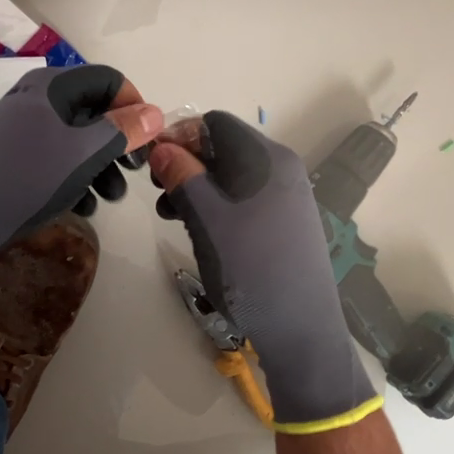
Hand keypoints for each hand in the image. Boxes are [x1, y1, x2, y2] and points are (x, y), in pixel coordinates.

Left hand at [0, 65, 162, 296]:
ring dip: (99, 165)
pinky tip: (82, 205)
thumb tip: (155, 112)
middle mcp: (36, 98)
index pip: (109, 80)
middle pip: (93, 110)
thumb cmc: (27, 180)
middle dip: (118, 143)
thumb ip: (122, 131)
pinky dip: (74, 175)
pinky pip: (54, 156)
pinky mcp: (12, 154)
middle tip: (134, 173)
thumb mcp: (83, 155)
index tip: (147, 142)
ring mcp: (21, 127)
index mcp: (51, 86)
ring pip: (76, 138)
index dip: (134, 107)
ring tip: (110, 198)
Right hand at [149, 111, 379, 431]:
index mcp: (268, 159)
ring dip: (196, 186)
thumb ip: (183, 176)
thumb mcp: (208, 220)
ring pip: (229, 175)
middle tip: (158, 192)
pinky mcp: (283, 223)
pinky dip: (215, 204)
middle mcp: (281, 170)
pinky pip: (242, 197)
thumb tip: (161, 147)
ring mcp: (285, 198)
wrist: (301, 330)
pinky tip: (197, 228)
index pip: (216, 123)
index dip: (180, 135)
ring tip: (170, 215)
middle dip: (185, 162)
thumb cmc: (252, 269)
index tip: (153, 161)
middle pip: (223, 147)